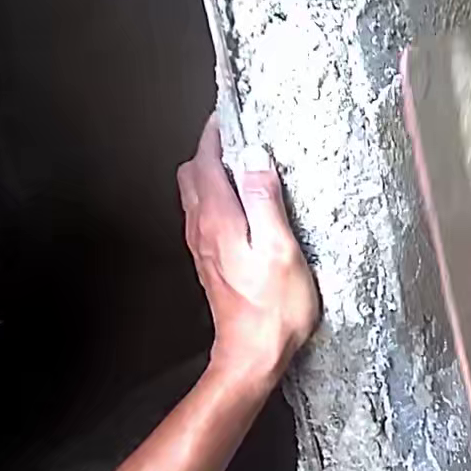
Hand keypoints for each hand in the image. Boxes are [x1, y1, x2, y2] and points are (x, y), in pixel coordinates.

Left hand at [177, 116, 318, 385]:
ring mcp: (202, 248)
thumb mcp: (280, 249)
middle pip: (190, 176)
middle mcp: (202, 230)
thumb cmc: (274, 307)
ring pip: (194, 196)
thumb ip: (265, 201)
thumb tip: (254, 158)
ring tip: (239, 164)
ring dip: (209, 174)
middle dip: (207, 151)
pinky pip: (203, 217)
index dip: (213, 135)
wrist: (252, 354)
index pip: (204, 164)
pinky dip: (214, 198)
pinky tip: (238, 204)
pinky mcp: (210, 263)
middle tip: (236, 138)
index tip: (226, 116)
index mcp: (219, 221)